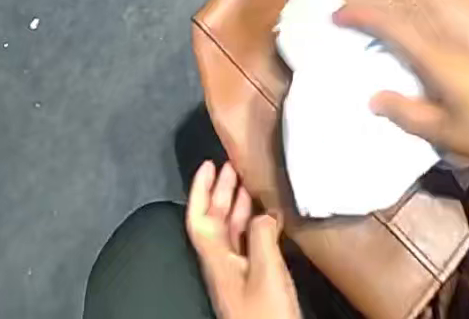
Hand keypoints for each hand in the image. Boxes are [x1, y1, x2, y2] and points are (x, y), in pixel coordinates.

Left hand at [185, 161, 301, 318]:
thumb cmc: (266, 315)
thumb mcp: (265, 268)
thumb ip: (260, 233)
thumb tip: (263, 213)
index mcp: (215, 259)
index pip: (198, 217)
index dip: (200, 189)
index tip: (208, 164)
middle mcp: (221, 266)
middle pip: (214, 221)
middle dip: (221, 191)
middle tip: (233, 165)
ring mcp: (236, 278)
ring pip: (231, 233)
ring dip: (238, 207)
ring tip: (251, 183)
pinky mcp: (252, 288)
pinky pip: (247, 246)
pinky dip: (255, 226)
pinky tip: (270, 219)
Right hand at [336, 5, 468, 180]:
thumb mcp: (443, 132)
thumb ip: (405, 113)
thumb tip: (373, 97)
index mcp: (433, 58)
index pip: (390, 27)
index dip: (361, 17)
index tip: (335, 14)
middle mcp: (443, 47)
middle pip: (400, 24)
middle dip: (370, 20)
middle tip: (343, 24)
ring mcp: (458, 54)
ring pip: (413, 34)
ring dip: (387, 32)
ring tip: (364, 41)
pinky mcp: (467, 65)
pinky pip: (424, 45)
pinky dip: (403, 45)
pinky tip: (400, 63)